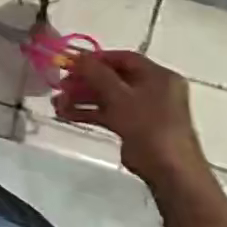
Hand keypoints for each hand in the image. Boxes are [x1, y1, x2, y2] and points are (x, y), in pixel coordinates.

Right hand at [53, 51, 204, 181]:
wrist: (168, 169)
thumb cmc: (149, 126)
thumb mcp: (121, 97)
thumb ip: (97, 75)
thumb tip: (78, 57)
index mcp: (158, 76)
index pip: (124, 59)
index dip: (96, 59)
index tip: (71, 63)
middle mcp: (152, 89)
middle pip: (113, 78)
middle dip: (85, 82)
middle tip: (60, 86)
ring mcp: (143, 109)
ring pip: (108, 98)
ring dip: (82, 99)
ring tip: (57, 104)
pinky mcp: (134, 127)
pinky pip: (108, 114)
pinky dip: (89, 113)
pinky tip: (66, 116)